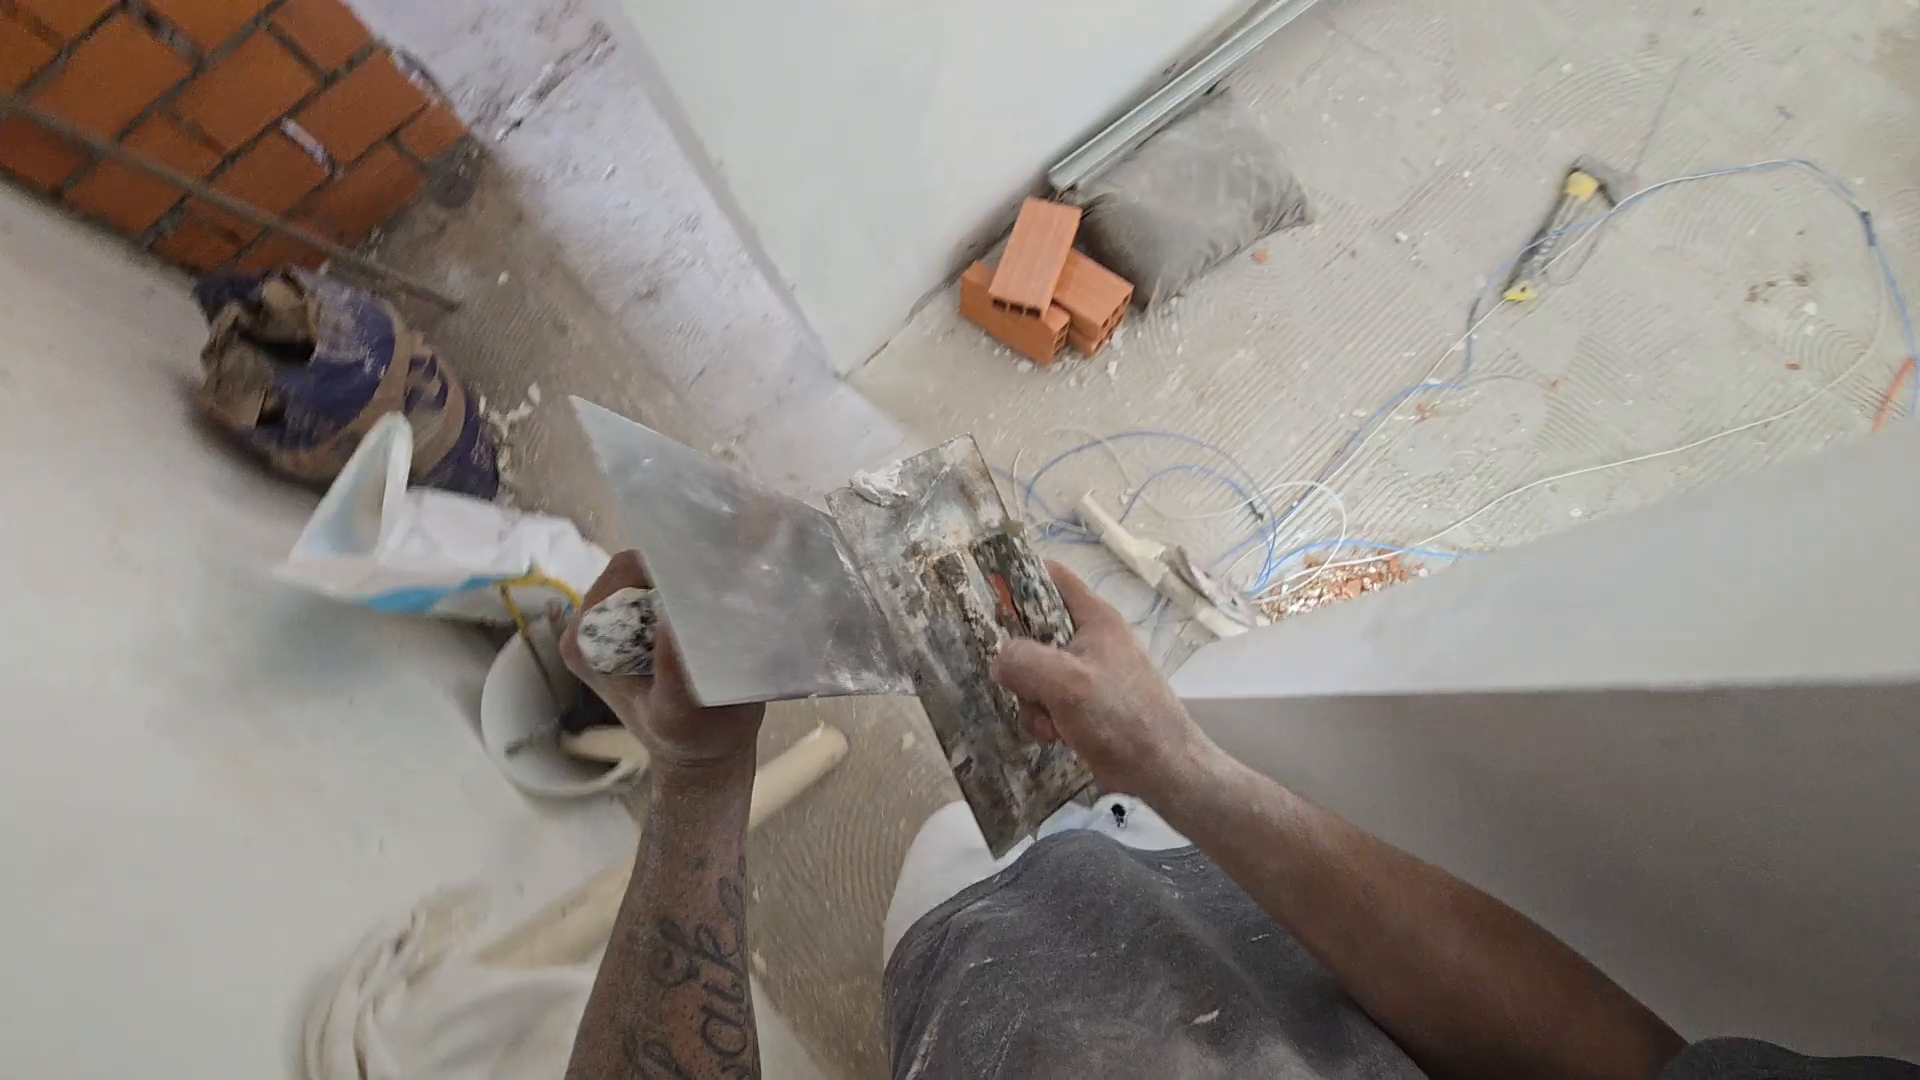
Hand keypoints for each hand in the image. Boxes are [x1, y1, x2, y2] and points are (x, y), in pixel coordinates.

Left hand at [560, 551, 764, 771]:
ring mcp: (613, 621)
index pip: (628, 571)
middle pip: (642, 565)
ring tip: (724, 602)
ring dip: (692, 581)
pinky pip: (665, 587)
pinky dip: (693, 591)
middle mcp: (591, 623)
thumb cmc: (696, 738)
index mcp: (586, 640)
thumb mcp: (682, 707)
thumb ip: (672, 663)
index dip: (673, 567)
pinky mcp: (637, 623)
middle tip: (725, 591)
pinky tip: (717, 610)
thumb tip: (671, 606)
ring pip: (657, 573)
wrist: (706, 756)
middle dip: (684, 572)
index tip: (714, 580)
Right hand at [990, 562, 1219, 800]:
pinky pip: (1048, 698)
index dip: (1019, 580)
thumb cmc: (1119, 715)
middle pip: (1035, 628)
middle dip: (1019, 657)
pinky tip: (1054, 734)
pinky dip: (1044, 715)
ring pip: (1037, 669)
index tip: (988, 598)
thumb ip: (1024, 661)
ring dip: (1031, 696)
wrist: (1161, 769)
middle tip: (1012, 676)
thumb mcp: (1066, 681)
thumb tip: (998, 661)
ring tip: (1047, 719)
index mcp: (1094, 617)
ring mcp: (1088, 671)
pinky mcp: (1086, 702)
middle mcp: (1091, 638)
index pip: (1052, 577)